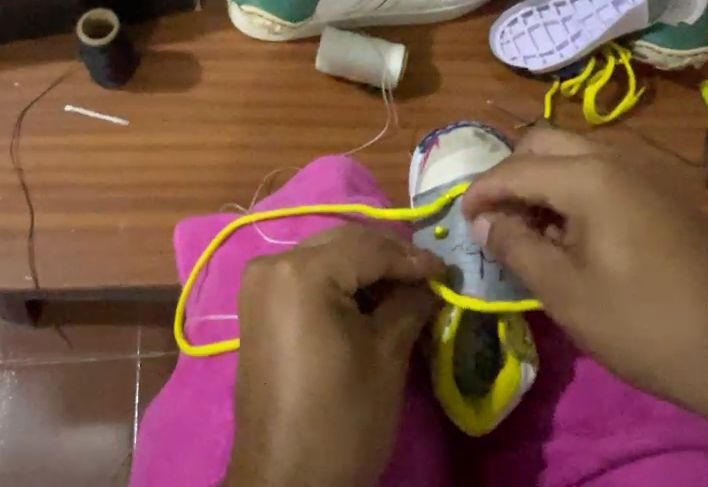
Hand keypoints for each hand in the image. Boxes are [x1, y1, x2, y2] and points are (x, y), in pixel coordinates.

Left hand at [223, 223, 444, 486]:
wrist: (284, 482)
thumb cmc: (342, 419)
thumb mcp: (386, 356)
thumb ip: (410, 304)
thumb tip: (433, 280)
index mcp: (302, 271)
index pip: (369, 247)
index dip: (412, 258)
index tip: (448, 271)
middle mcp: (273, 262)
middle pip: (343, 243)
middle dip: (388, 258)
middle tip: (430, 277)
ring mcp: (260, 283)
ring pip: (325, 256)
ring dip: (364, 268)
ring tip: (406, 289)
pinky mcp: (258, 305)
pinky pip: (306, 276)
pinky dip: (339, 282)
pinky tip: (370, 300)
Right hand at [461, 128, 707, 486]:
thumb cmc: (645, 325)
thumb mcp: (566, 293)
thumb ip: (516, 247)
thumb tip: (485, 222)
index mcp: (589, 177)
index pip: (515, 168)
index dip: (481, 192)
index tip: (462, 219)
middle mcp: (619, 160)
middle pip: (546, 142)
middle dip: (513, 172)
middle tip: (498, 216)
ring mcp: (650, 175)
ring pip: (579, 154)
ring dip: (546, 179)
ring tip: (534, 228)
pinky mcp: (670, 197)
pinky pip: (608, 174)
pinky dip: (578, 189)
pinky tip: (579, 235)